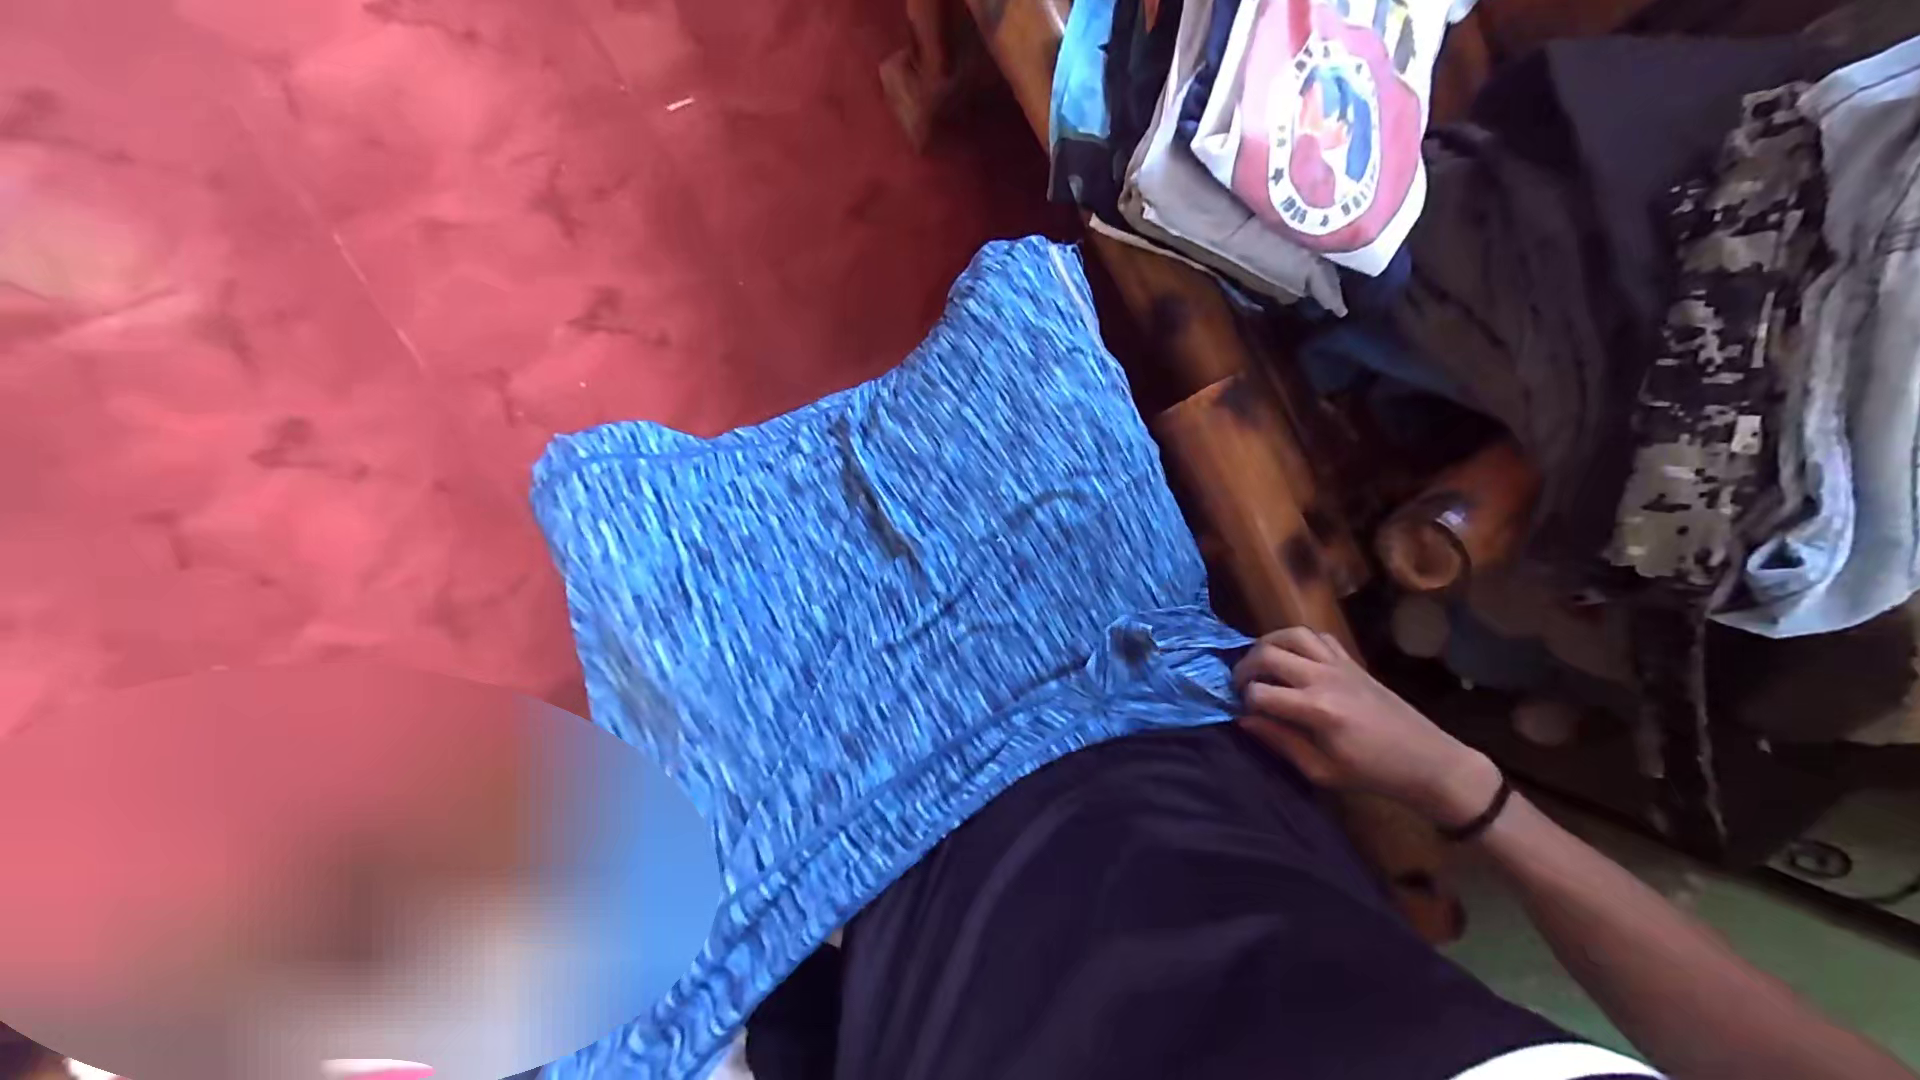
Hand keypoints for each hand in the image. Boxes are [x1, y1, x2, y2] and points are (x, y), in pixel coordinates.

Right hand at [1231, 627, 1501, 827]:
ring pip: (1291, 634)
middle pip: (1267, 654)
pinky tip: (1292, 658)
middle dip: (1244, 668)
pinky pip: (1317, 636)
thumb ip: (1280, 741)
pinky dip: (1297, 640)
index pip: (1260, 692)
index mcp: (1317, 710)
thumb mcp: (1321, 771)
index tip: (1244, 713)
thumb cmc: (1373, 774)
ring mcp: (1340, 665)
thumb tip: (1244, 719)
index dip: (1244, 701)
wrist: (1429, 762)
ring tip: (1260, 663)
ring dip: (1267, 644)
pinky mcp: (1352, 662)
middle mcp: (1324, 678)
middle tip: (1241, 685)